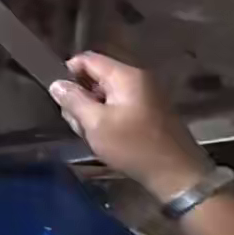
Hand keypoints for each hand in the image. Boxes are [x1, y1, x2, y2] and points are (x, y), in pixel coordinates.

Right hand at [49, 52, 210, 200]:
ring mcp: (144, 96)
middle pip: (94, 77)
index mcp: (126, 76)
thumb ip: (72, 99)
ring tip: (91, 132)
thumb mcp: (94, 123)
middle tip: (78, 120)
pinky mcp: (147, 111)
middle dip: (80, 96)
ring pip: (102, 93)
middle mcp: (138, 80)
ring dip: (90, 110)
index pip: (87, 59)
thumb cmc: (133, 146)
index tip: (61, 96)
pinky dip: (104, 117)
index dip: (68, 73)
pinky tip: (104, 136)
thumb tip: (57, 83)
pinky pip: (116, 105)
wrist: (177, 175)